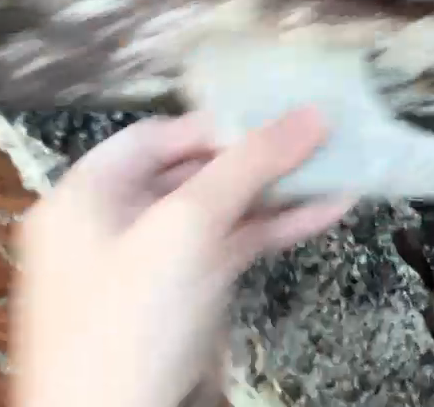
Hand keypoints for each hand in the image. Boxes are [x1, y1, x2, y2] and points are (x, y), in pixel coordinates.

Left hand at [11, 109, 353, 406]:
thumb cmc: (130, 320)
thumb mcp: (189, 227)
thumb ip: (253, 162)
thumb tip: (315, 111)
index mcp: (90, 196)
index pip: (163, 133)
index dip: (223, 123)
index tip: (286, 119)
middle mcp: (119, 218)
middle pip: (203, 165)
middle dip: (268, 154)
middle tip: (326, 137)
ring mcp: (156, 255)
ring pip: (230, 202)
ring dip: (286, 186)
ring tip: (343, 166)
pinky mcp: (190, 285)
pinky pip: (241, 237)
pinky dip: (283, 223)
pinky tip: (333, 208)